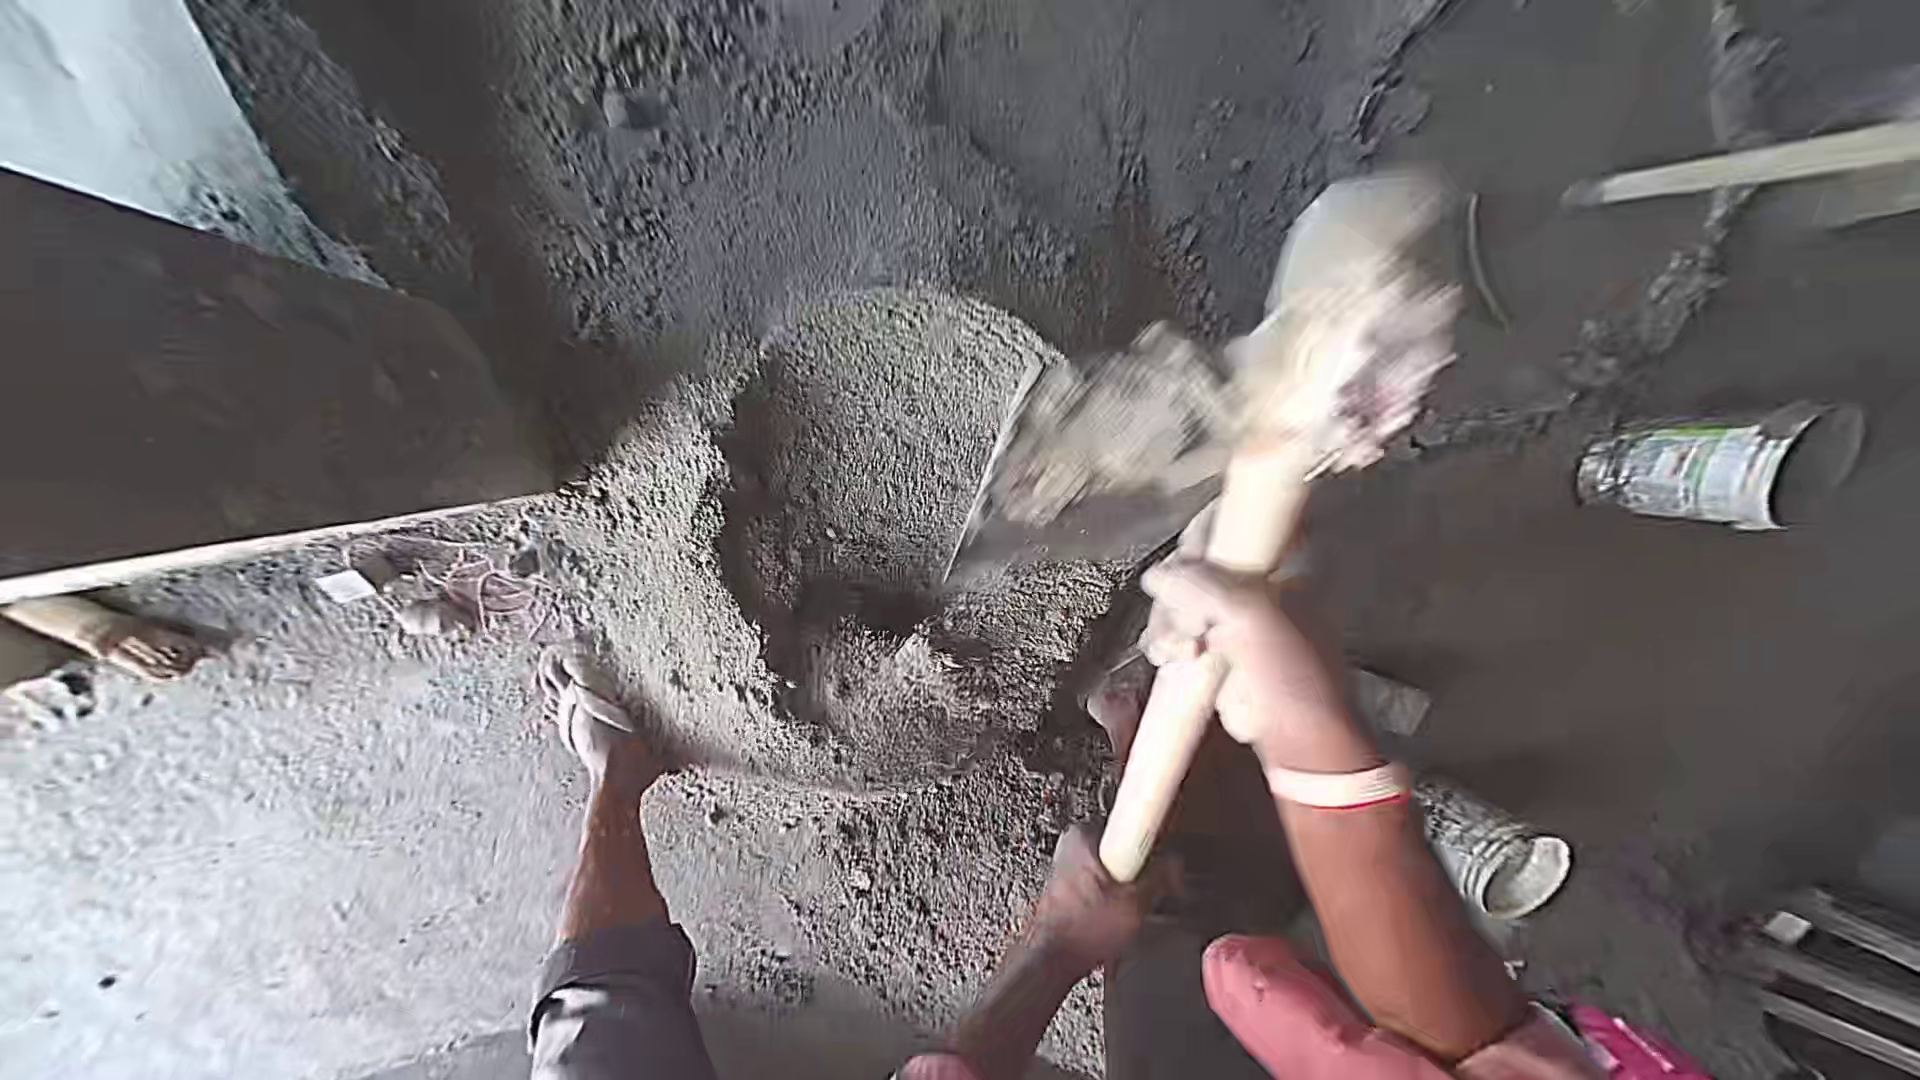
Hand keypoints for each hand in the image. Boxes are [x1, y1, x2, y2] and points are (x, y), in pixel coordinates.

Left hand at [1029, 824, 1157, 968]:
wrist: (1052, 960)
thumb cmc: (1080, 930)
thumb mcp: (1135, 902)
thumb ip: (1161, 877)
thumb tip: (1176, 862)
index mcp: (1084, 832)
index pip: (1132, 827)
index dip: (1152, 853)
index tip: (1161, 869)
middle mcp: (1072, 841)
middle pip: (1125, 849)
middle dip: (1138, 874)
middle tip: (1139, 898)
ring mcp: (1068, 862)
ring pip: (1114, 868)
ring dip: (1126, 889)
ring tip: (1122, 913)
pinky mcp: (1069, 882)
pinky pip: (1103, 882)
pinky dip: (1112, 898)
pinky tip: (1112, 919)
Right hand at [1139, 558, 1378, 773]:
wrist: (1297, 740)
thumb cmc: (1296, 679)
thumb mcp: (1252, 621)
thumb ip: (1204, 587)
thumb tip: (1160, 576)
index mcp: (1285, 558)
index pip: (1234, 519)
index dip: (1203, 537)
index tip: (1186, 565)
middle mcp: (1256, 578)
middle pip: (1194, 560)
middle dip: (1178, 595)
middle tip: (1186, 625)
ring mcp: (1232, 610)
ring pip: (1178, 594)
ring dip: (1168, 623)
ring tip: (1180, 652)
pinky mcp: (1213, 638)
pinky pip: (1174, 623)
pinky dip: (1165, 638)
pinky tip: (1172, 656)